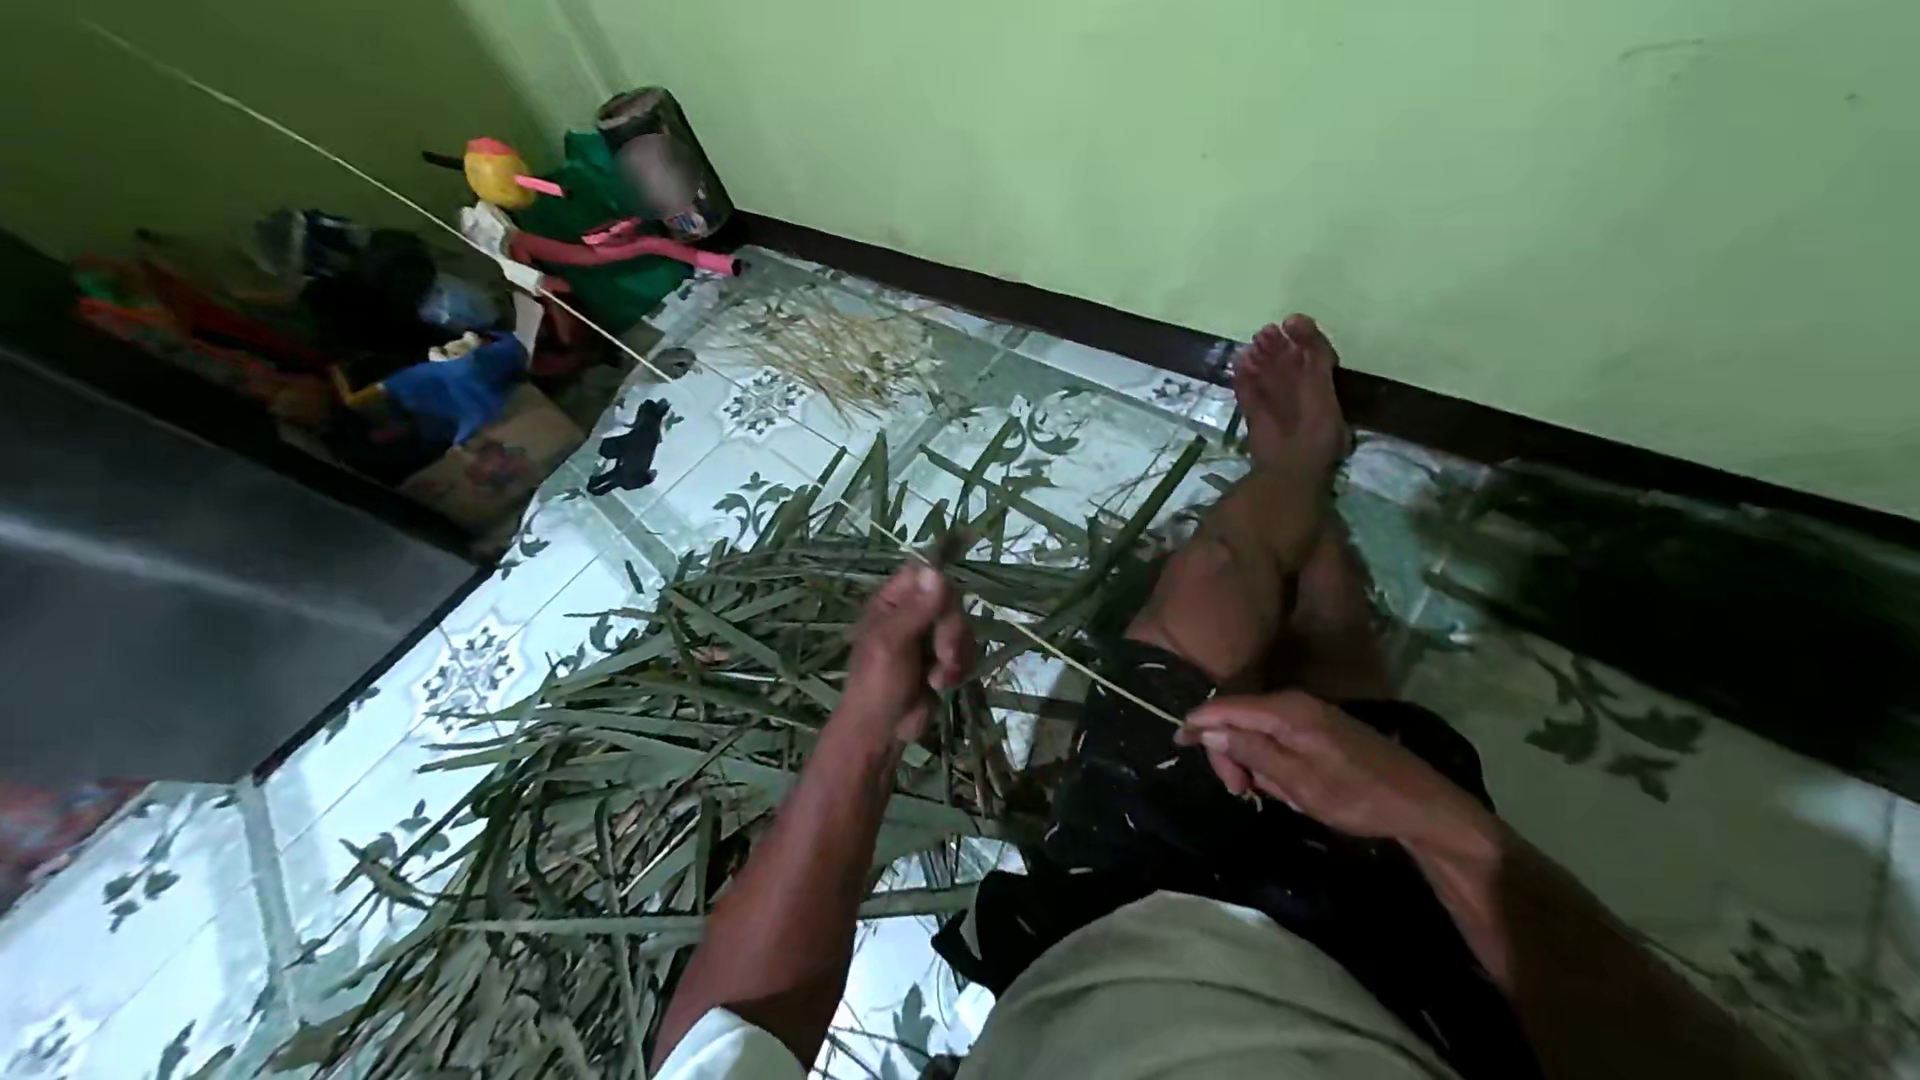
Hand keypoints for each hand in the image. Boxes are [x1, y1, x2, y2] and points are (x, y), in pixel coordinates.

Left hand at [837, 563, 975, 744]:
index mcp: (891, 601)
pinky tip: (944, 684)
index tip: (943, 613)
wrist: (883, 731)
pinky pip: (967, 648)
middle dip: (952, 631)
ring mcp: (930, 634)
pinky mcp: (944, 656)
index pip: (924, 574)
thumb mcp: (892, 644)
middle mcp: (912, 611)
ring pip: (963, 625)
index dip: (940, 589)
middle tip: (944, 656)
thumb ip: (916, 610)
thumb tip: (937, 572)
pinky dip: (961, 667)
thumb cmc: (877, 685)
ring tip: (939, 679)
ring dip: (957, 654)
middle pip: (950, 600)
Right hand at [1178, 690, 1502, 857]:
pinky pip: (1278, 738)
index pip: (1224, 706)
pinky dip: (1273, 762)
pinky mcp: (1319, 728)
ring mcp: (1308, 714)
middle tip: (1238, 791)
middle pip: (1238, 718)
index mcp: (1285, 710)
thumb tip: (1207, 726)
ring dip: (1253, 762)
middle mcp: (1293, 702)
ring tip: (1271, 794)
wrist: (1424, 807)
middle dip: (1229, 752)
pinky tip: (1288, 787)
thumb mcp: (1297, 780)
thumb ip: (1249, 749)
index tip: (1179, 745)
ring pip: (1257, 730)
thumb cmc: (1357, 796)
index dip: (1197, 723)